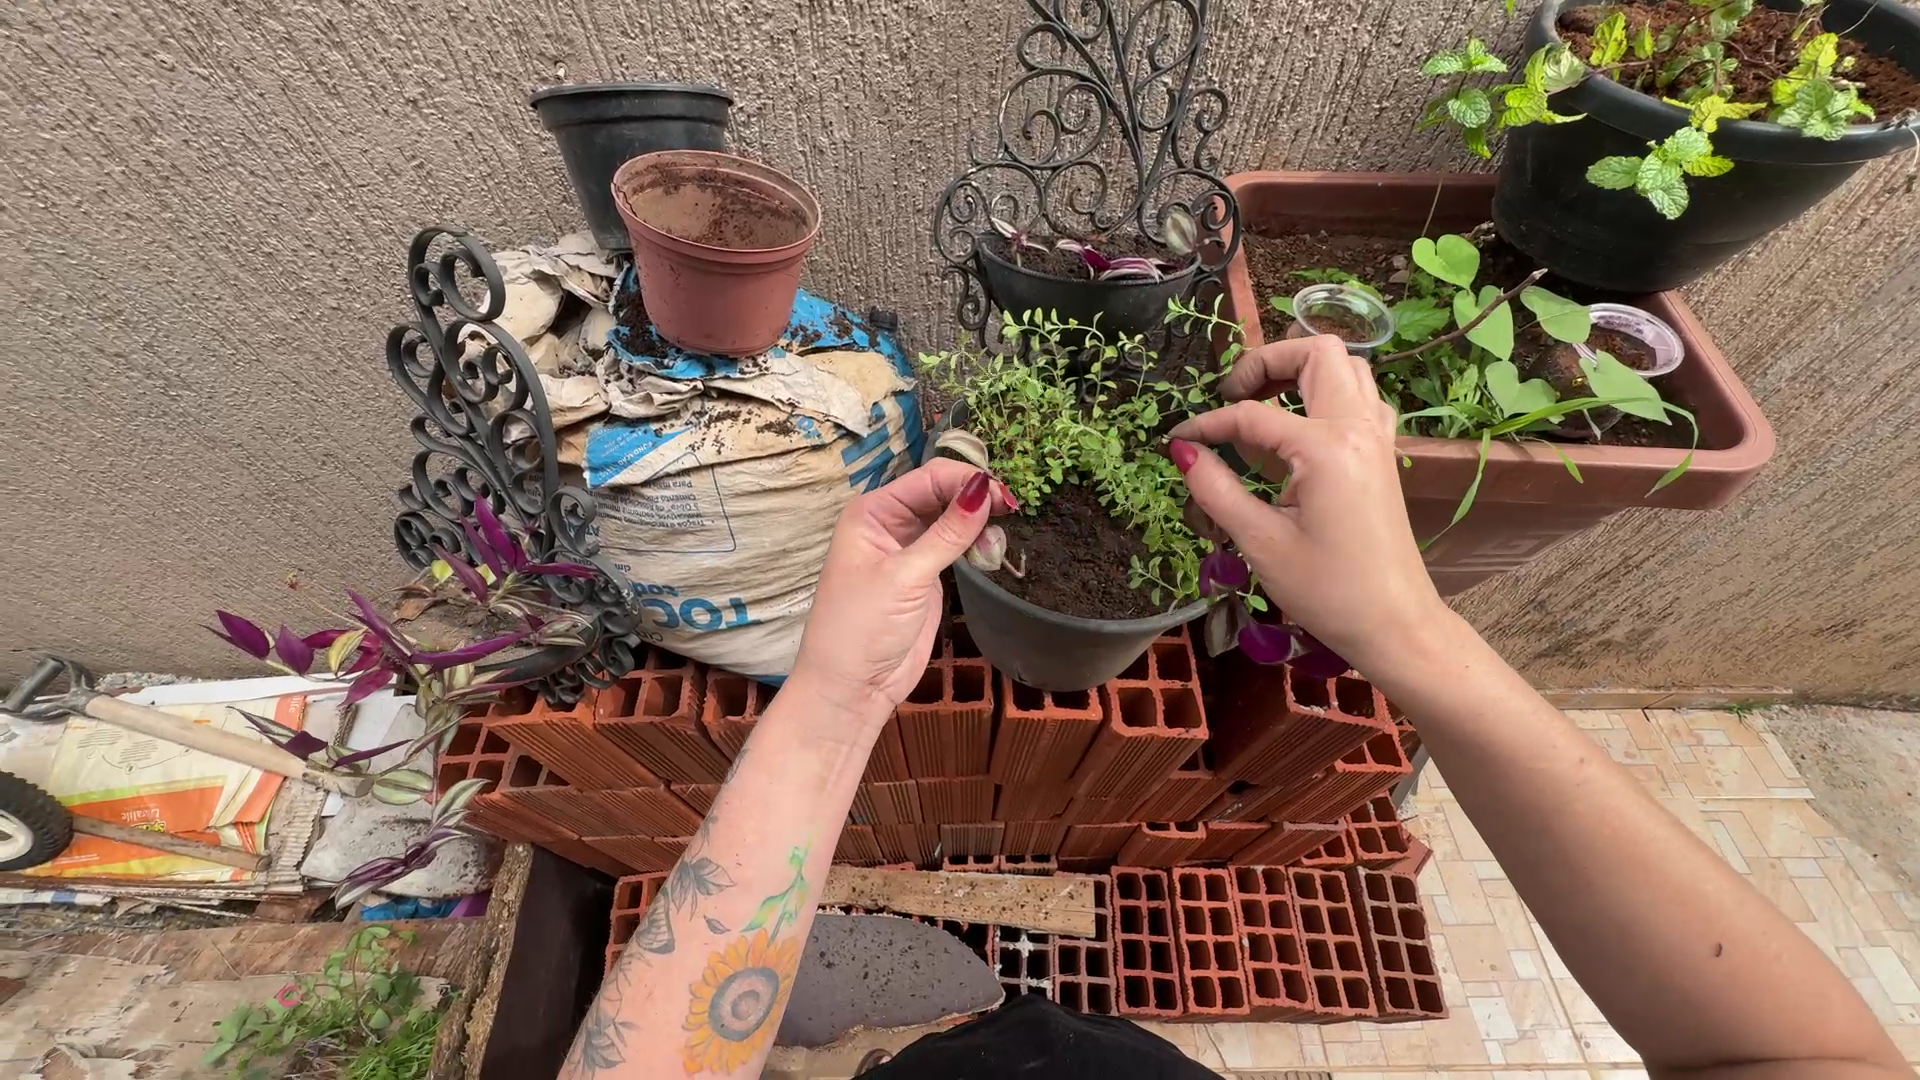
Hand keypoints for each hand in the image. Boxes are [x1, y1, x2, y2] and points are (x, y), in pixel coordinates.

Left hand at [789, 460, 1008, 731]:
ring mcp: (908, 549)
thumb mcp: (906, 577)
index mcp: (872, 513)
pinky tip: (991, 553)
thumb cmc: (862, 628)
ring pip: (952, 520)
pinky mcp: (925, 575)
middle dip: (976, 500)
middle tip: (1012, 512)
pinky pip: (955, 546)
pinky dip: (975, 545)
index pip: (928, 479)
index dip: (966, 480)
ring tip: (998, 544)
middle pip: (942, 495)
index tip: (1004, 495)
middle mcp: (889, 523)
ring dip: (979, 525)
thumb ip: (947, 534)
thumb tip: (984, 488)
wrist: (852, 688)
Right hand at [1166, 334, 1448, 671]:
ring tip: (1260, 402)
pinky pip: (1360, 397)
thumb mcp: (1259, 541)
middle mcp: (1358, 428)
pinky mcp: (1383, 454)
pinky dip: (1326, 393)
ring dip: (1300, 371)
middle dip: (1266, 362)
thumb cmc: (1325, 589)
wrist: (1393, 623)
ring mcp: (1377, 438)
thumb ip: (1216, 489)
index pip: (1253, 416)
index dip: (1208, 425)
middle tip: (1231, 397)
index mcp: (1326, 449)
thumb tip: (1182, 449)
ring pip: (1346, 367)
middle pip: (1317, 353)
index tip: (1177, 440)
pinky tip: (1299, 426)